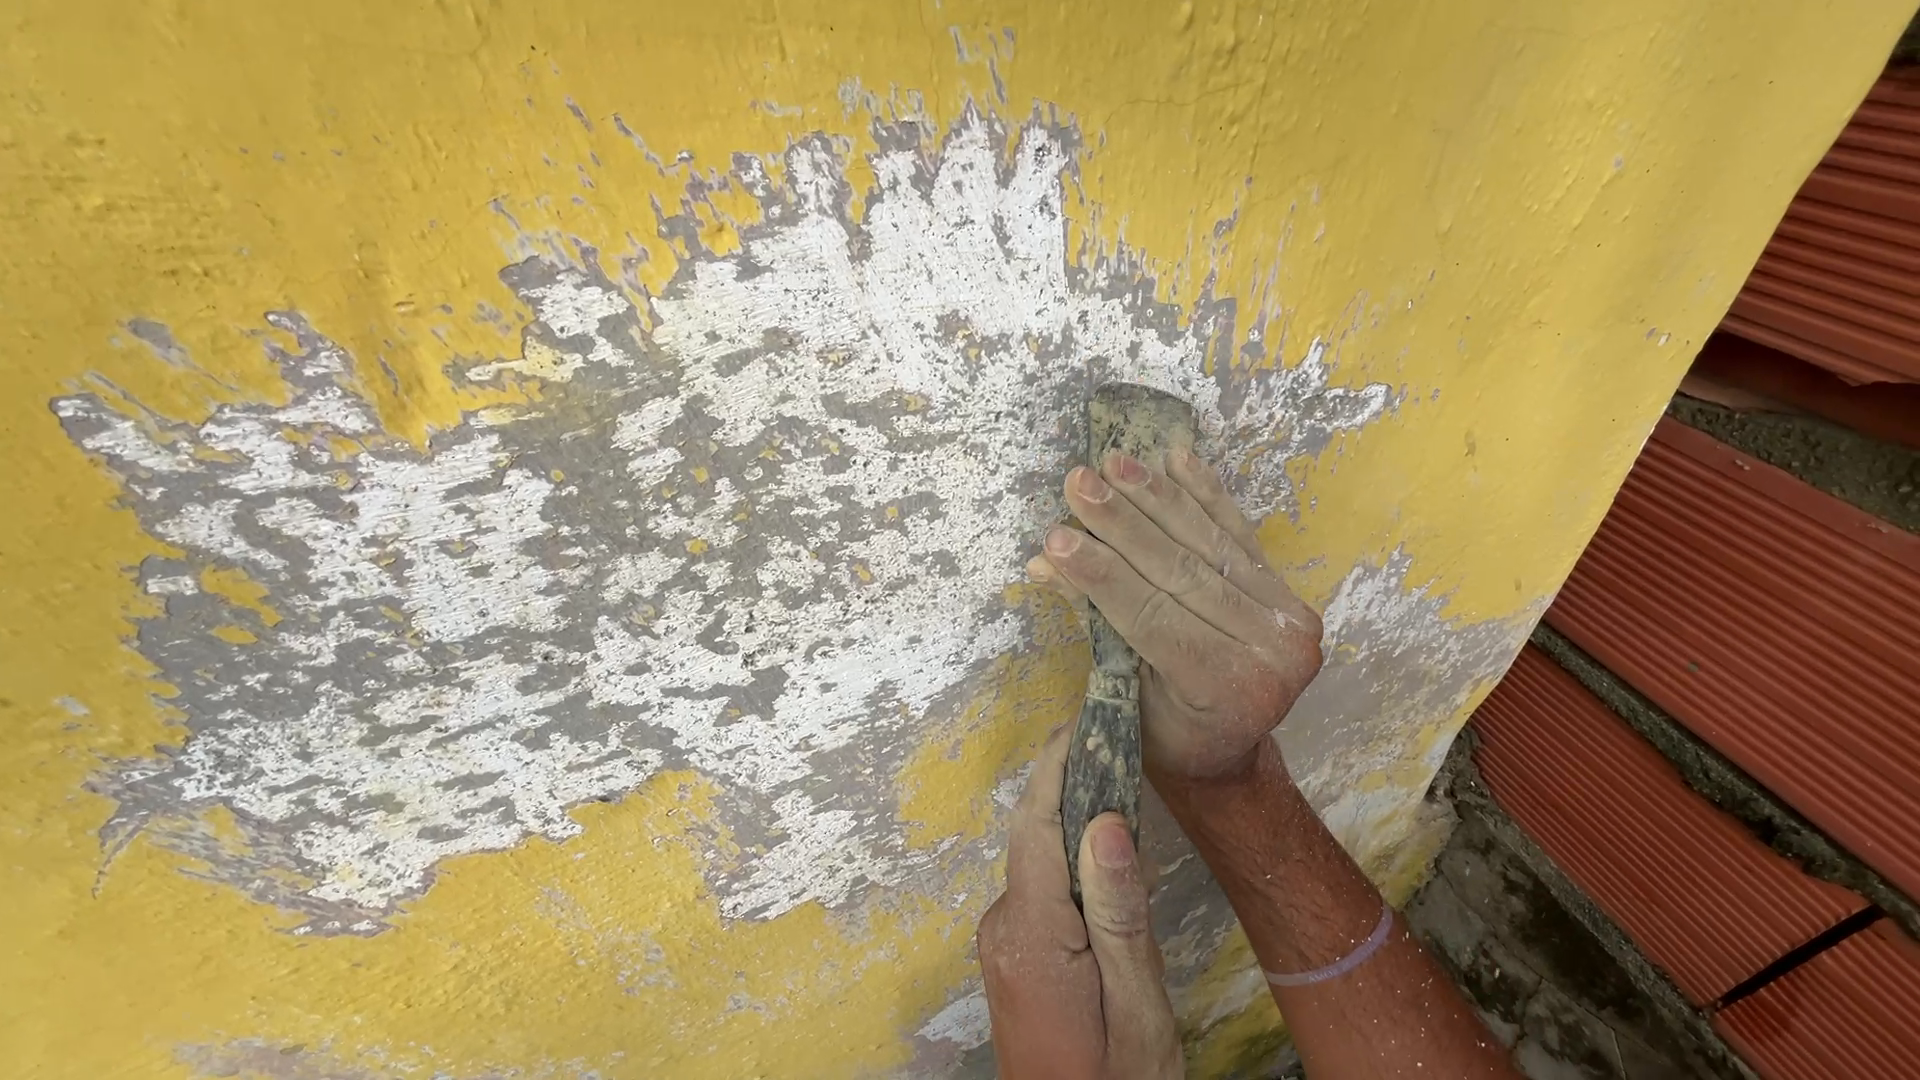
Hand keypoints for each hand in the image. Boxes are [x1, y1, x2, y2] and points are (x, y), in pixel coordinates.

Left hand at [977, 726, 1182, 1079]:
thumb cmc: (1116, 1077)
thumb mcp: (1135, 1003)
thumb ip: (1119, 913)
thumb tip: (1107, 821)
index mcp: (1034, 931)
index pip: (1037, 823)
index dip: (1056, 764)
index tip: (1081, 717)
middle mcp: (1004, 924)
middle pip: (1035, 834)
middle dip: (1069, 784)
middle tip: (1111, 741)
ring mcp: (1002, 939)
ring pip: (1039, 860)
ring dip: (1072, 824)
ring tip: (1118, 786)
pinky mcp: (1011, 951)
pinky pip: (1040, 887)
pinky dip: (1069, 863)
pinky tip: (1105, 861)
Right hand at [1027, 448, 1322, 780]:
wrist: (1228, 751)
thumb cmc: (1165, 736)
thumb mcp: (1123, 693)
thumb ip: (1093, 623)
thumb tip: (1043, 564)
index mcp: (1226, 689)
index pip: (1150, 615)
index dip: (1101, 574)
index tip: (1056, 536)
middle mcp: (1271, 652)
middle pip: (1181, 571)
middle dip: (1123, 523)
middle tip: (1079, 482)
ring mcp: (1289, 620)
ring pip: (1210, 545)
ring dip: (1158, 497)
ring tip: (1115, 462)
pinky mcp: (1289, 595)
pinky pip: (1241, 536)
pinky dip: (1208, 495)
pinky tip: (1178, 459)